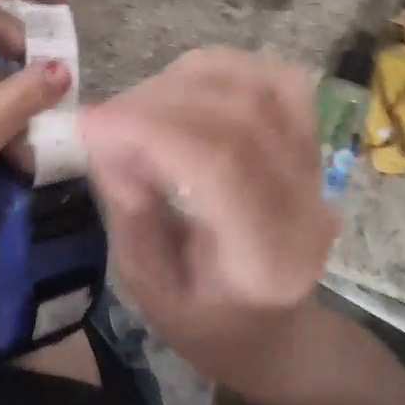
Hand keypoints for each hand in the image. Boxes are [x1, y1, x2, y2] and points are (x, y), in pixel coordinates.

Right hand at [78, 48, 334, 379]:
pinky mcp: (309, 145)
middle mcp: (303, 206)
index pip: (219, 164)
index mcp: (264, 260)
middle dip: (154, 102)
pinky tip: (181, 89)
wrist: (274, 334)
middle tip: (104, 120)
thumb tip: (105, 136)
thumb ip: (129, 209)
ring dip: (183, 81)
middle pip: (239, 114)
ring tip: (139, 108)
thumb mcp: (147, 286)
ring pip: (259, 86)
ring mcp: (315, 170)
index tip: (89, 123)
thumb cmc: (203, 321)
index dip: (148, 128)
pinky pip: (274, 79)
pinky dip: (220, 70)